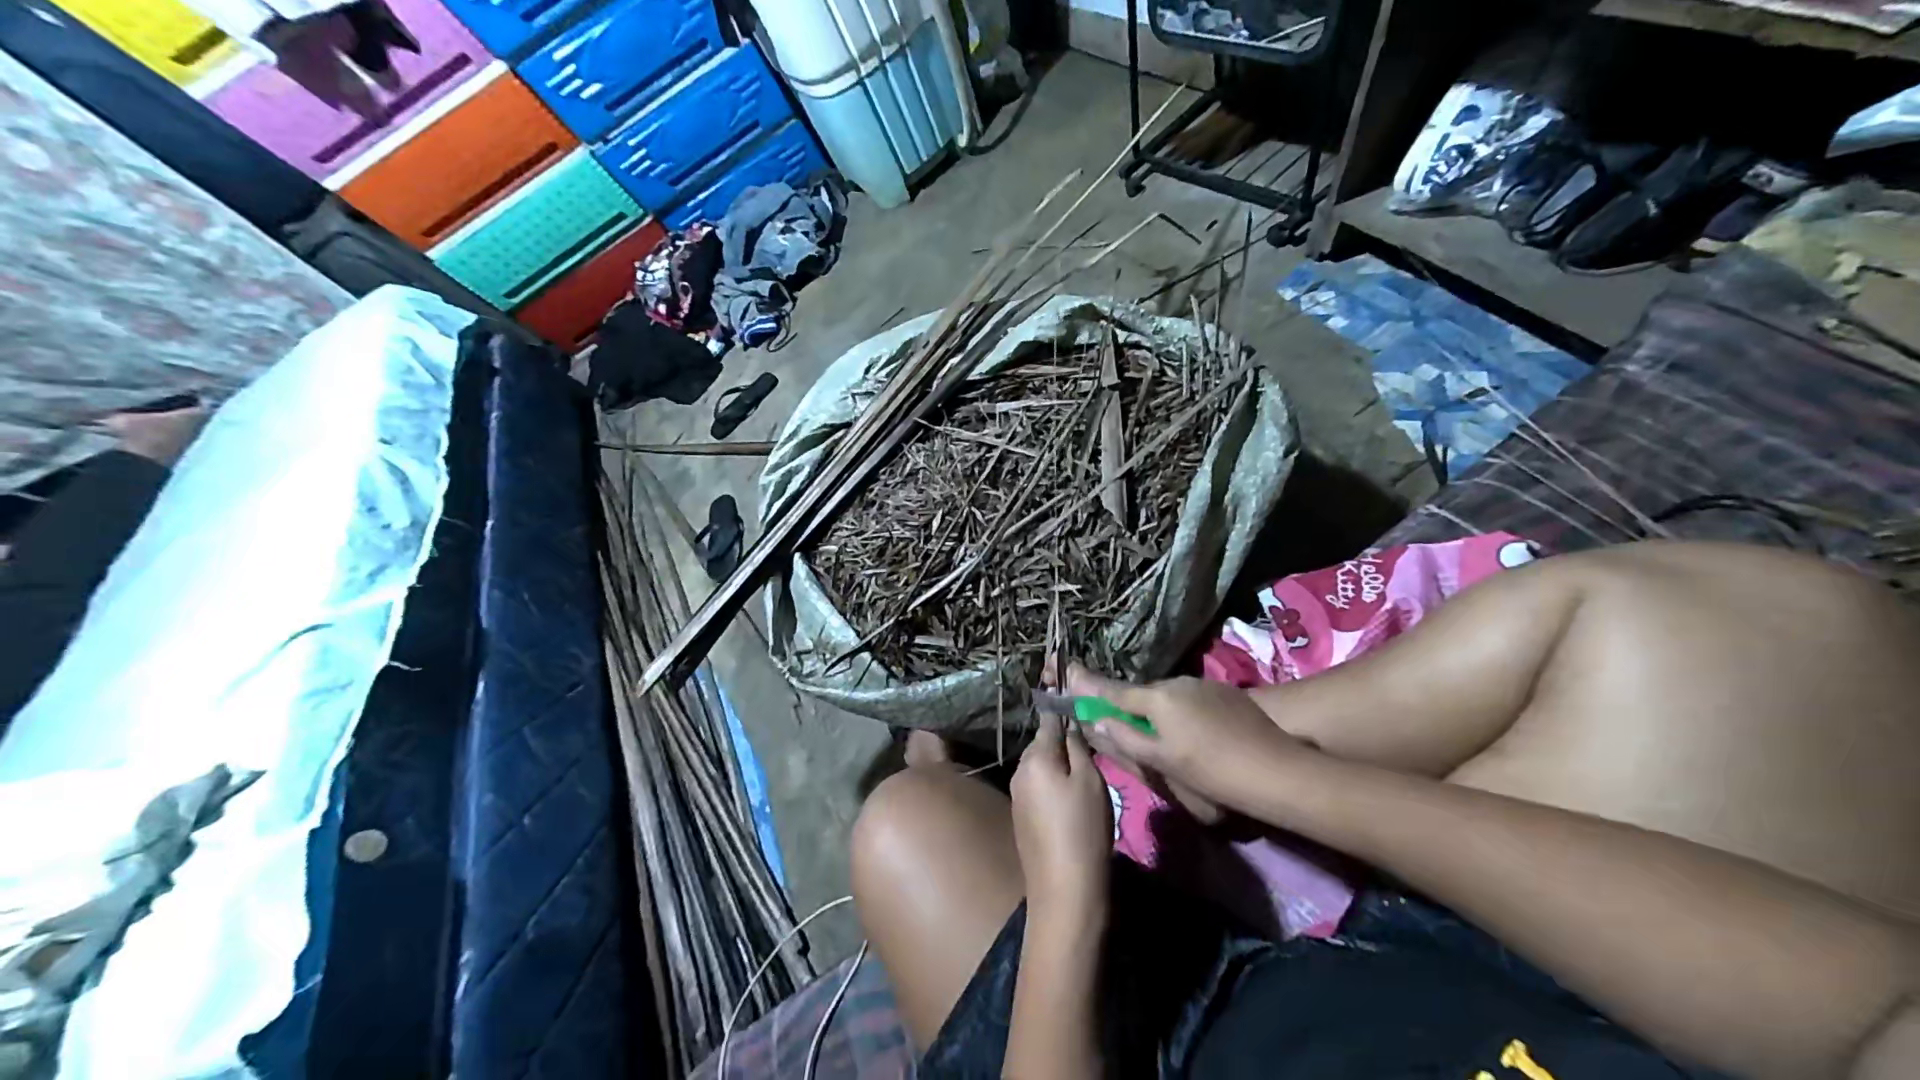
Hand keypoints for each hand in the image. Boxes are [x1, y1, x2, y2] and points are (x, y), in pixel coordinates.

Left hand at [1010, 713, 1112, 917]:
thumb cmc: (1083, 829)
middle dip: (1063, 743)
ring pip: (1042, 767)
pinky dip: (1054, 787)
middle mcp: (1019, 771)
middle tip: (1092, 748)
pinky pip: (1039, 788)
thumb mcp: (1090, 781)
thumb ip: (1078, 748)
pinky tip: (1072, 801)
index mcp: (1035, 758)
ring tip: (1086, 776)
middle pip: (1043, 745)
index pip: (1049, 721)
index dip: (1063, 710)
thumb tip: (1069, 724)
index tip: (1076, 701)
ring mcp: (1017, 795)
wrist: (1064, 889)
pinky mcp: (1021, 817)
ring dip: (1060, 766)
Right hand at [1069, 665, 1313, 816]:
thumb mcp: (1162, 760)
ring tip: (1168, 741)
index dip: (1088, 685)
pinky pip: (1190, 699)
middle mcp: (1176, 682)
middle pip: (1141, 694)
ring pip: (1167, 697)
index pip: (1113, 690)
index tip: (1065, 672)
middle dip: (1128, 708)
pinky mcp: (1225, 693)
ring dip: (1158, 713)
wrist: (1275, 767)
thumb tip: (1095, 721)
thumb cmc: (1211, 769)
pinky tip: (1197, 737)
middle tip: (1123, 729)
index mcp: (1156, 698)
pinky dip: (1182, 714)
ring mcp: (1202, 684)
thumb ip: (1125, 738)